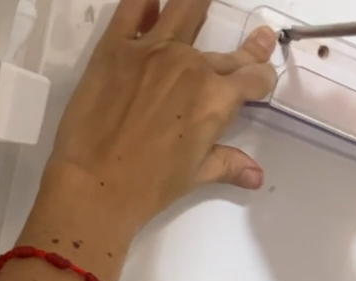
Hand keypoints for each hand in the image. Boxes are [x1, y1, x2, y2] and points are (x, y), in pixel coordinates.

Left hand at [38, 0, 279, 240]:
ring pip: (186, 8)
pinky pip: (135, 5)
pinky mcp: (116, 45)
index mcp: (216, 99)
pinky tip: (155, 2)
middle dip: (245, 52)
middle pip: (226, 54)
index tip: (260, 81)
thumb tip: (256, 175)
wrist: (94, 184)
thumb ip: (227, 164)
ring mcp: (153, 49)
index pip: (253, 78)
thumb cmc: (147, 187)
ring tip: (205, 4)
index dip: (261, 79)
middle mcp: (190, 65)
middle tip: (256, 42)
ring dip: (200, 5)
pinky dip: (148, 1)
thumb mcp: (193, 176)